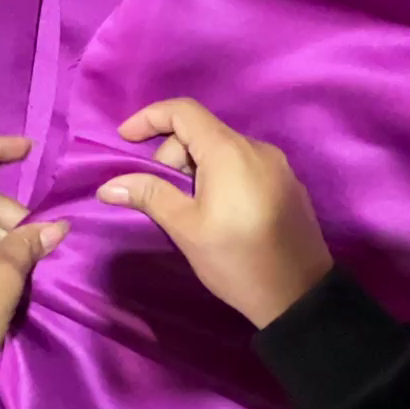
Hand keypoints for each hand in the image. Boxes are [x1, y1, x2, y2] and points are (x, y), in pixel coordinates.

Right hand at [97, 98, 331, 328]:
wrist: (301, 297)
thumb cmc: (237, 260)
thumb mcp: (186, 229)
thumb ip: (149, 196)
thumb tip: (108, 186)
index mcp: (230, 152)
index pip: (183, 111)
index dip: (149, 118)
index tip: (125, 139)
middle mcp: (256, 148)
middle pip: (202, 131)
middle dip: (170, 153)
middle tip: (160, 194)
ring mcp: (276, 165)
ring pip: (222, 148)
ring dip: (194, 166)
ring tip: (187, 207)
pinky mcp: (286, 183)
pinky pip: (242, 164)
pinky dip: (219, 175)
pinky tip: (216, 210)